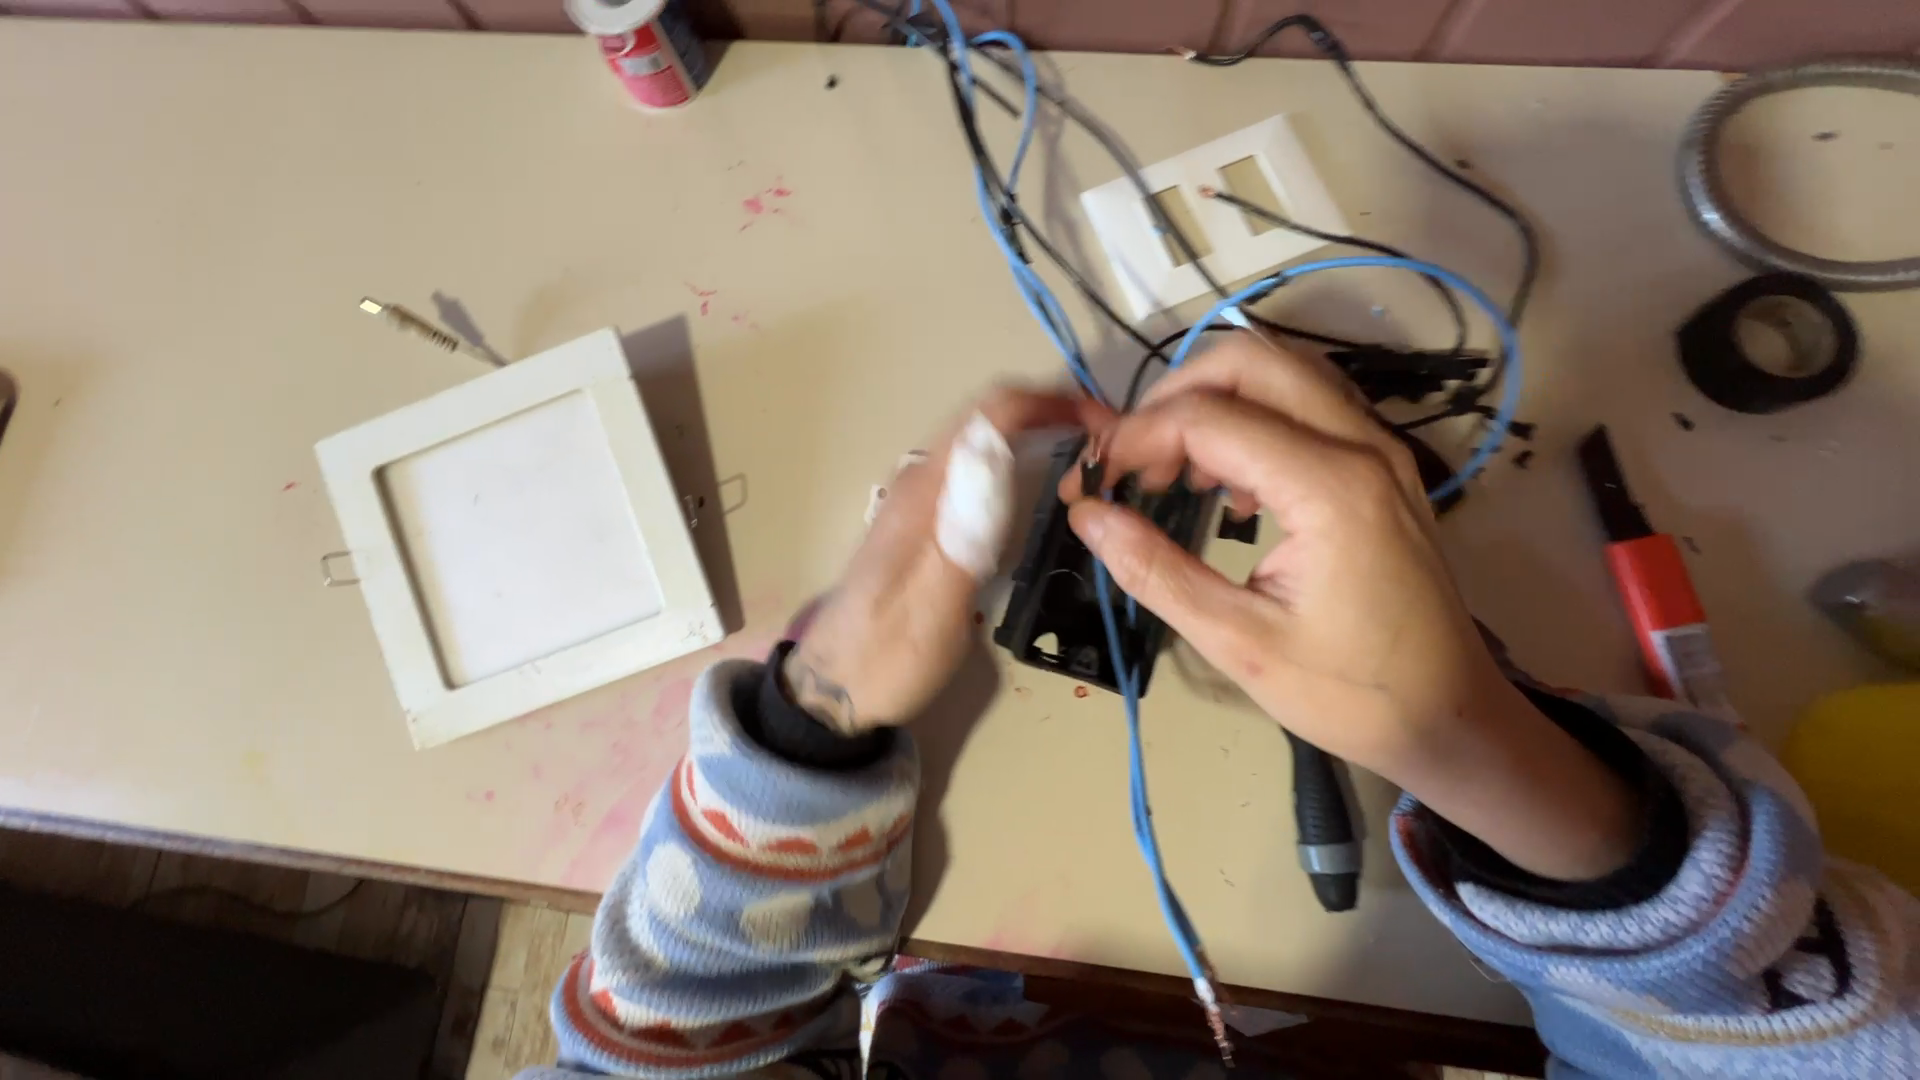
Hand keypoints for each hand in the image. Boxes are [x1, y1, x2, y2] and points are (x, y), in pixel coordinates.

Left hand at [783, 385, 1095, 733]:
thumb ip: (963, 538)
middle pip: (990, 418)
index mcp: (925, 493)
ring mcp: (921, 500)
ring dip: (1038, 434)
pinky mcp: (927, 521)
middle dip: (1052, 414)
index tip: (1101, 424)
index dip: (1049, 403)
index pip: (988, 415)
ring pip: (985, 442)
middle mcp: (921, 483)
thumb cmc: (886, 655)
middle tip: (1109, 447)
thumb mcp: (929, 608)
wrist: (837, 685)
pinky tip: (1045, 490)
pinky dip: (1020, 462)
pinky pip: (979, 471)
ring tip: (1090, 461)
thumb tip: (998, 466)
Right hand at [1060, 333, 1639, 880]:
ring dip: (1211, 401)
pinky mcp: (1378, 466)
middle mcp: (1359, 445)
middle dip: (1172, 396)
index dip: (1135, 438)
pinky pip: (1304, 405)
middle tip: (1130, 456)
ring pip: (1281, 371)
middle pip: (1249, 361)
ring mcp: (1377, 449)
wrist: (1452, 717)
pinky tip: (1226, 487)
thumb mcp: (1237, 642)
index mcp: (1328, 486)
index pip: (1207, 419)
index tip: (1092, 481)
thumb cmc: (1348, 691)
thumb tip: (1087, 515)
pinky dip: (1248, 419)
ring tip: (1170, 469)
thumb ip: (1156, 570)